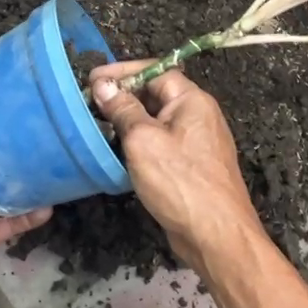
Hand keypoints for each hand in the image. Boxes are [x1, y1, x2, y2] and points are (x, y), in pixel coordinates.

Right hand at [90, 61, 261, 271]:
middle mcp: (198, 115)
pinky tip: (118, 151)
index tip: (92, 79)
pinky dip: (139, 141)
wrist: (217, 237)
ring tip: (98, 124)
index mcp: (192, 100)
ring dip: (128, 120)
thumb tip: (103, 85)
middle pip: (155, 93)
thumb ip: (122, 109)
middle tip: (90, 102)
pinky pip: (161, 142)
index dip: (122, 71)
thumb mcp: (143, 140)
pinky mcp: (191, 166)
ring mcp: (196, 142)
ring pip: (156, 120)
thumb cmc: (180, 182)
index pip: (154, 71)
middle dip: (123, 95)